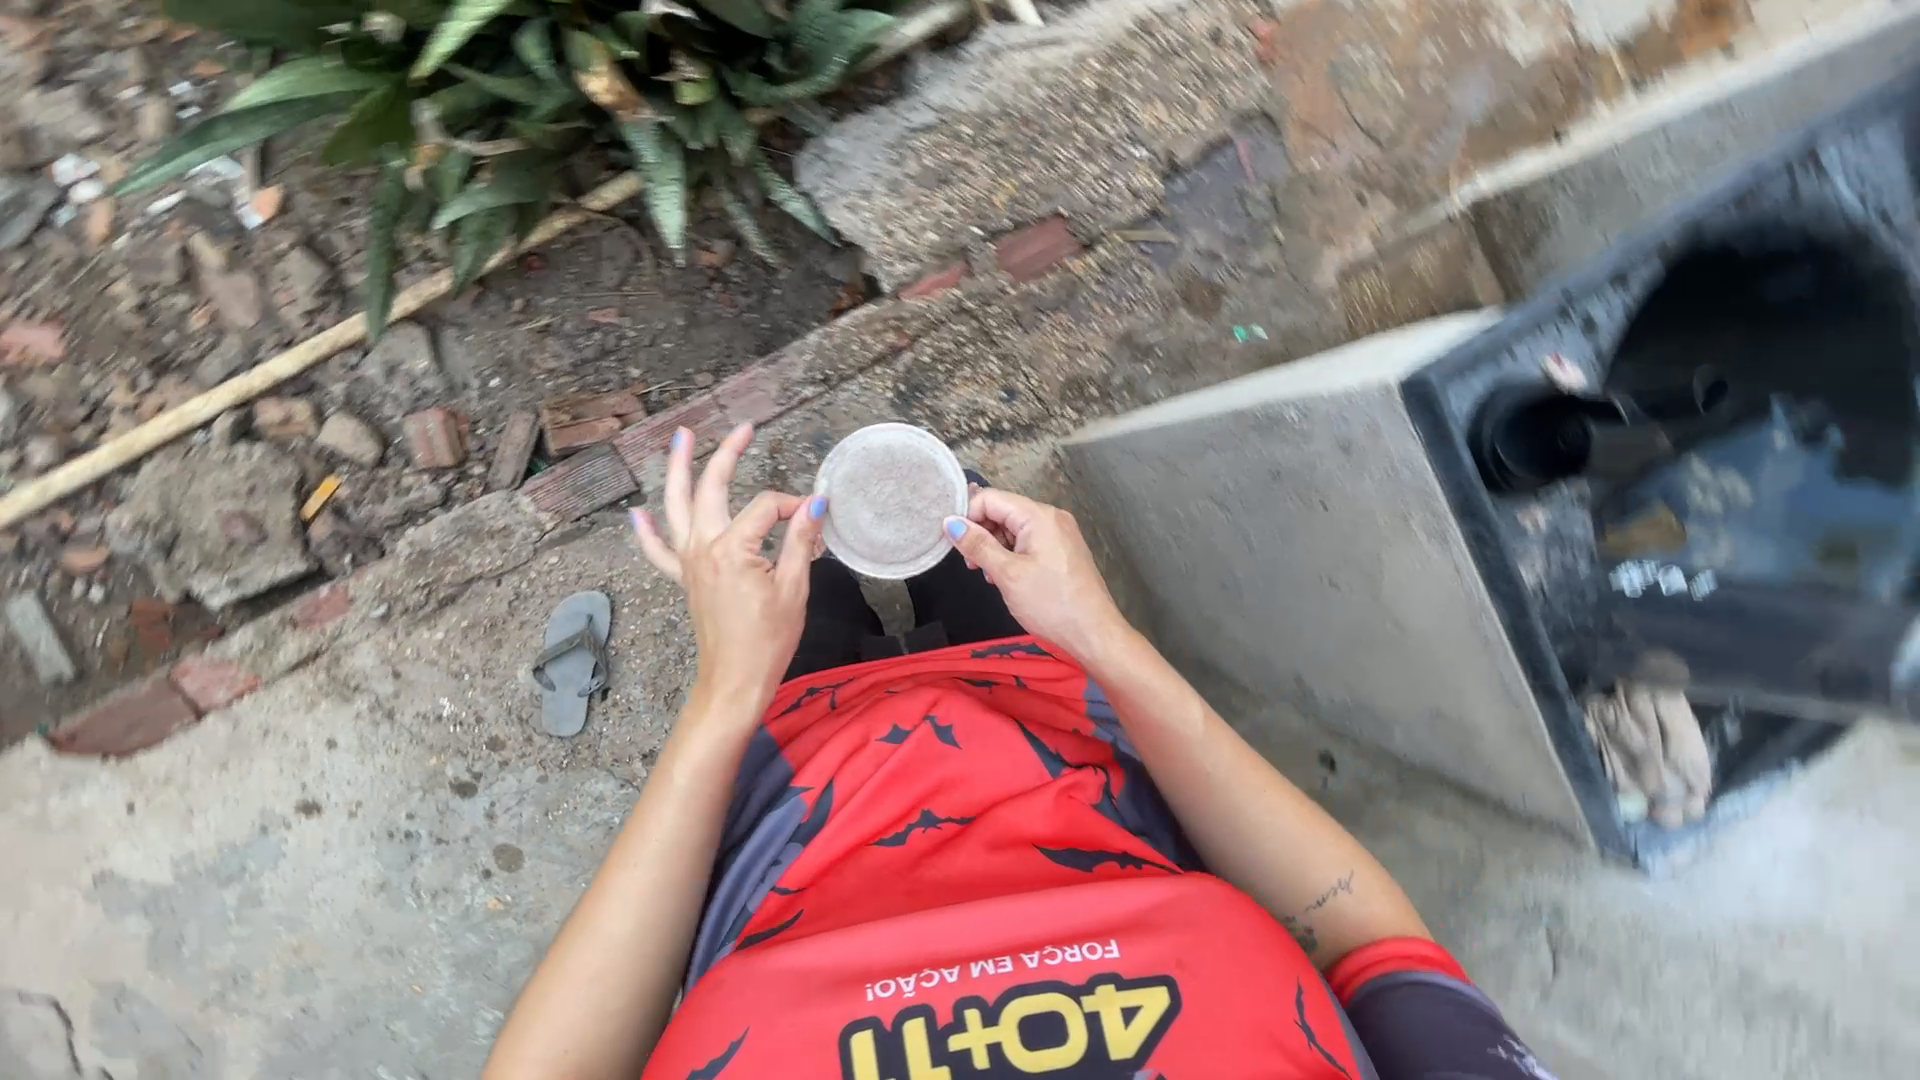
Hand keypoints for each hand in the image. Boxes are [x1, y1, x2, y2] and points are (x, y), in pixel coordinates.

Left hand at [632, 423, 824, 716]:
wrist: (736, 678)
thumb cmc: (769, 638)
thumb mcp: (794, 587)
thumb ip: (800, 540)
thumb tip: (816, 504)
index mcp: (733, 548)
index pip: (768, 507)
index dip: (796, 507)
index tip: (815, 518)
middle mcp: (703, 547)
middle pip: (712, 488)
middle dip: (727, 454)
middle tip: (744, 429)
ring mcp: (688, 561)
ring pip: (677, 506)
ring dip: (678, 470)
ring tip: (680, 437)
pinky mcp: (684, 578)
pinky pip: (659, 550)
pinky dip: (647, 530)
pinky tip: (637, 511)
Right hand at [943, 489, 1131, 661]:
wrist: (1093, 633)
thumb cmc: (1052, 604)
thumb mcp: (1007, 574)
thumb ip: (977, 545)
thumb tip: (950, 523)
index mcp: (1039, 516)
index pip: (990, 498)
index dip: (968, 517)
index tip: (954, 544)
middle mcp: (1051, 517)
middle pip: (1003, 512)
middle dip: (982, 535)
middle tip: (972, 566)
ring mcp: (1059, 534)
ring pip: (1014, 529)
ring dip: (995, 548)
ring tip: (992, 576)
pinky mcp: (1061, 551)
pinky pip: (1028, 543)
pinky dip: (1012, 556)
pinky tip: (1007, 578)